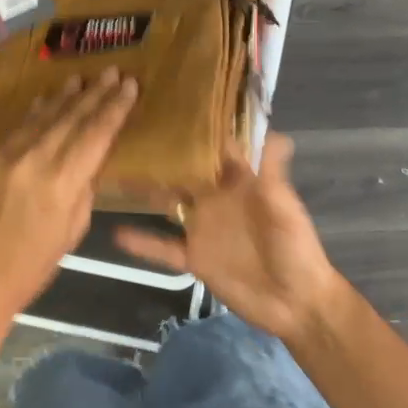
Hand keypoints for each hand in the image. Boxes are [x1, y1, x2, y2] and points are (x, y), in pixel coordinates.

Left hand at [0, 69, 137, 318]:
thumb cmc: (34, 265)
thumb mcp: (75, 228)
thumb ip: (85, 185)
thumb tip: (93, 153)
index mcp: (61, 183)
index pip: (96, 133)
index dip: (115, 107)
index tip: (131, 85)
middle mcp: (32, 161)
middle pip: (71, 117)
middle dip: (95, 93)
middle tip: (112, 71)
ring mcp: (1, 157)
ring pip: (41, 117)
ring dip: (64, 97)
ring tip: (80, 79)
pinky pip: (14, 131)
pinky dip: (33, 115)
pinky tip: (45, 101)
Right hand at [114, 134, 348, 344]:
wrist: (295, 302)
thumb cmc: (295, 247)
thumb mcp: (284, 207)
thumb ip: (272, 172)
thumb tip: (276, 132)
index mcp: (240, 180)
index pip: (215, 147)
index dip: (196, 128)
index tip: (169, 105)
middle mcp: (217, 197)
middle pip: (185, 171)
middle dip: (162, 154)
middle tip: (126, 131)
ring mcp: (203, 227)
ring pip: (169, 203)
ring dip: (146, 190)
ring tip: (113, 171)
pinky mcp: (195, 257)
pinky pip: (164, 247)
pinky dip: (142, 241)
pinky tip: (116, 232)